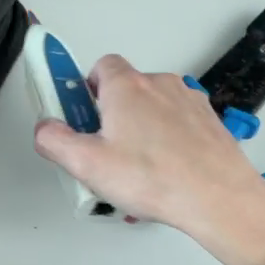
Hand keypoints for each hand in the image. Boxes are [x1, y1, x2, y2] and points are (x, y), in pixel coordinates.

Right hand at [34, 56, 264, 264]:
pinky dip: (169, 141)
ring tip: (139, 171)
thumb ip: (55, 140)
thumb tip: (45, 129)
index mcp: (126, 86)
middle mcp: (160, 84)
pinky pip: (179, 124)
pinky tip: (166, 173)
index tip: (80, 116)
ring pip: (154, 108)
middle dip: (113, 116)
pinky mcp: (210, 121)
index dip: (86, 90)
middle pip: (127, 90)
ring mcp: (189, 101)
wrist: (219, 198)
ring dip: (142, 130)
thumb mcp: (87, 164)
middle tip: (107, 153)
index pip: (100, 66)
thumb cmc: (154, 178)